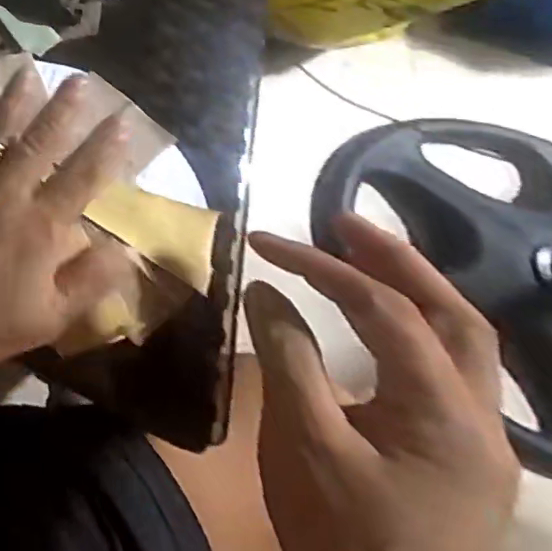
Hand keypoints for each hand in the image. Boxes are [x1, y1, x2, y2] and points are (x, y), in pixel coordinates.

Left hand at [0, 72, 133, 371]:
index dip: (106, 149)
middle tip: (80, 80)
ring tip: (27, 73)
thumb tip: (124, 247)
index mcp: (41, 228)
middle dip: (62, 110)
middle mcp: (5, 194)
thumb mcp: (48, 318)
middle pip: (39, 144)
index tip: (125, 121)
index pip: (83, 179)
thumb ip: (88, 280)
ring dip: (12, 103)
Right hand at [247, 216, 519, 550]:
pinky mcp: (447, 443)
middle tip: (340, 218)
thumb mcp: (306, 440)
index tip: (259, 241)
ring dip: (408, 287)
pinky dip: (403, 322)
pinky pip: (438, 365)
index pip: (389, 315)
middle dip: (400, 262)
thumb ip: (288, 359)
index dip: (325, 268)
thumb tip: (265, 288)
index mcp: (448, 417)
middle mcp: (478, 419)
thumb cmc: (343, 521)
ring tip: (354, 248)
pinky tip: (368, 314)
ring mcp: (470, 435)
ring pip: (456, 342)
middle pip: (456, 321)